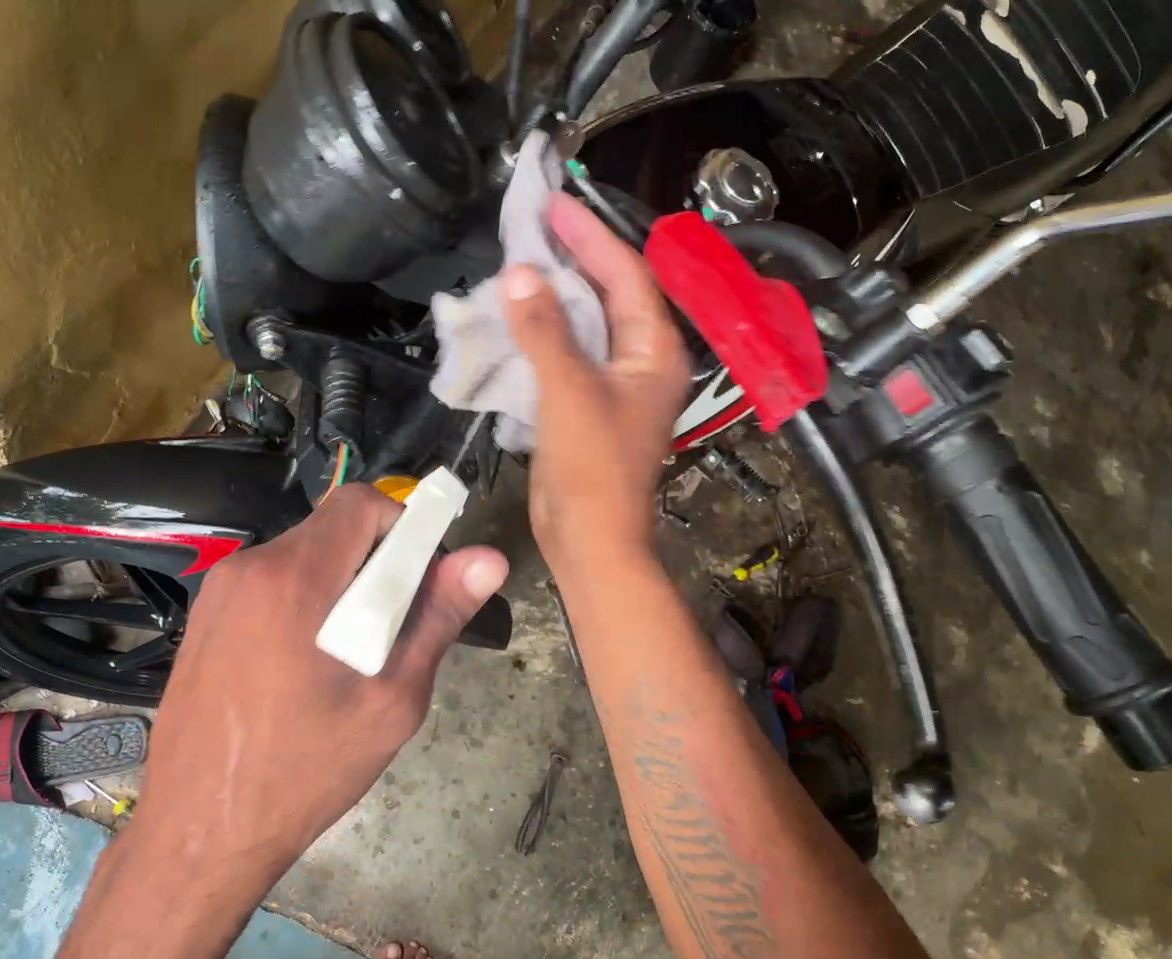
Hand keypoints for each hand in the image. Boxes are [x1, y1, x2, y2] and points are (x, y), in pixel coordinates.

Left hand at [136, 486, 507, 873]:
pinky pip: (271, 585)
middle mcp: (248, 568)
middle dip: (375, 565)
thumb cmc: (305, 770)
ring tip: (349, 661)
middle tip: (392, 634)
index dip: (404, 528)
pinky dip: (304, 605)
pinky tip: (305, 670)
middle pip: (332, 529)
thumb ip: (438, 619)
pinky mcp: (204, 619)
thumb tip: (490, 560)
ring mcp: (218, 592)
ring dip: (340, 587)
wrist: (199, 832)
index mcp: (295, 579)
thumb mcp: (391, 700)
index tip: (420, 584)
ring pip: (303, 558)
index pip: (362, 502)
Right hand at [503, 194, 691, 579]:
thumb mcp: (569, 392)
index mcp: (654, 352)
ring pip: (587, 324)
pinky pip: (568, 354)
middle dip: (574, 259)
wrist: (590, 539)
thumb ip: (546, 332)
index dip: (591, 237)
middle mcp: (641, 362)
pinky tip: (516, 317)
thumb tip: (522, 275)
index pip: (626, 276)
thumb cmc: (592, 470)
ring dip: (555, 295)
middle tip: (534, 225)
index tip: (553, 206)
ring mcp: (615, 385)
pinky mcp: (589, 406)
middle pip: (610, 294)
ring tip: (520, 261)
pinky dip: (543, 333)